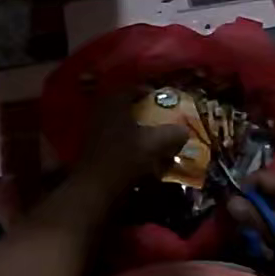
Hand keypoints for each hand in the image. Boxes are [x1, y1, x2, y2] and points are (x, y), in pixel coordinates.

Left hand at [67, 100, 190, 197]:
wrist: (94, 187)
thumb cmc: (124, 159)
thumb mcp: (154, 144)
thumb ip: (171, 134)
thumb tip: (184, 130)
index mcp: (114, 103)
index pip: (130, 88)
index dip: (146, 91)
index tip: (160, 98)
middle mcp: (101, 111)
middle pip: (122, 104)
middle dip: (139, 108)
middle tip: (155, 115)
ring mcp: (92, 129)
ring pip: (116, 121)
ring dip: (131, 125)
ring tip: (148, 135)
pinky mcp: (89, 147)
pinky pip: (110, 135)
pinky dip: (123, 139)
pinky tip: (134, 151)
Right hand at [226, 170, 274, 275]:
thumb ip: (256, 217)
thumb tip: (228, 200)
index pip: (262, 178)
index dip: (244, 187)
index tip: (227, 204)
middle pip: (262, 200)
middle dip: (249, 215)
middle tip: (242, 231)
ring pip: (264, 221)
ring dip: (257, 235)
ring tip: (259, 250)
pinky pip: (272, 238)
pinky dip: (266, 247)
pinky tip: (267, 259)